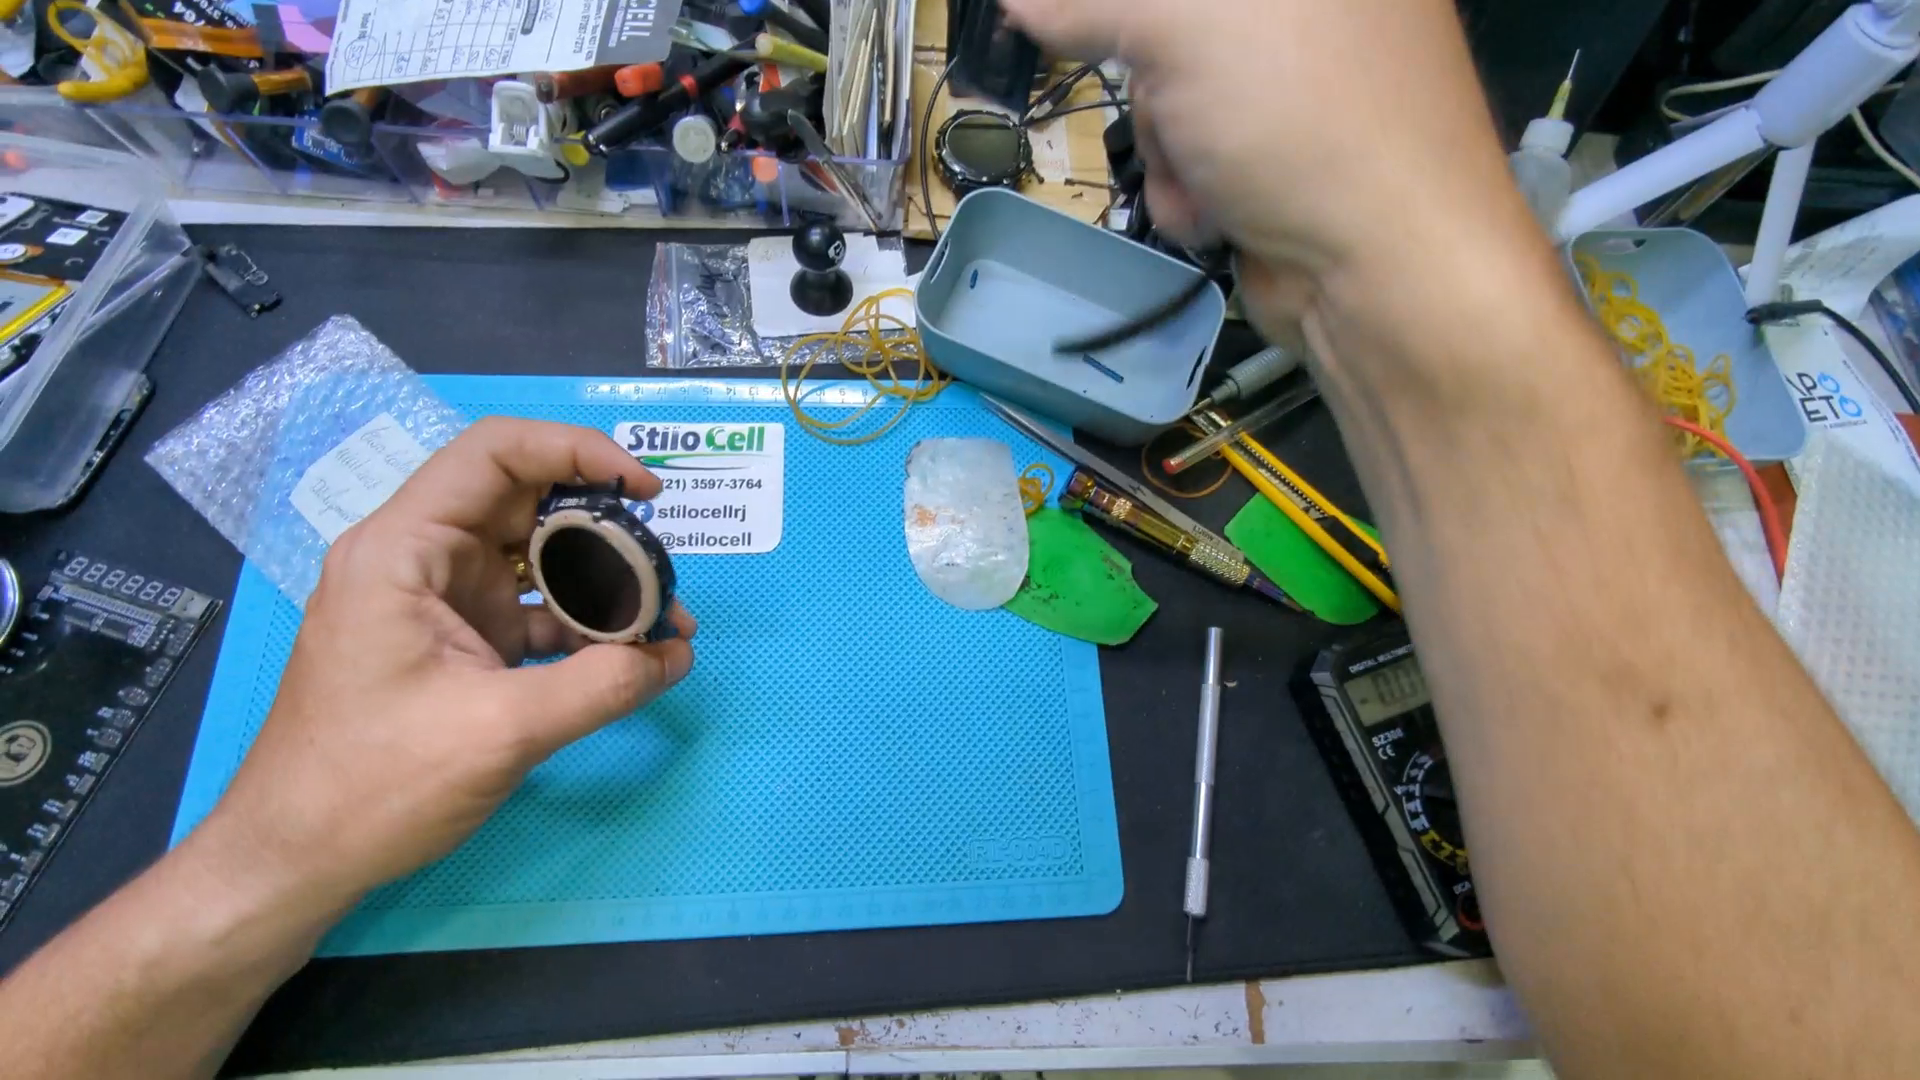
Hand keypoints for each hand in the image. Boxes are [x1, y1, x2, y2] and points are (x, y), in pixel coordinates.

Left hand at [197, 417, 696, 914]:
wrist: (295, 862)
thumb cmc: (371, 786)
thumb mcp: (501, 731)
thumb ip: (602, 686)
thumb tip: (678, 655)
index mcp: (406, 549)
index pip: (496, 454)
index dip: (579, 451)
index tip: (647, 492)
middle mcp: (426, 558)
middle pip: (532, 503)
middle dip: (608, 529)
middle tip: (663, 568)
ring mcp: (447, 599)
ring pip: (544, 558)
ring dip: (608, 583)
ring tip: (665, 620)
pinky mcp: (466, 640)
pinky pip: (541, 609)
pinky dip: (590, 626)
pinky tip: (633, 655)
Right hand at [1002, 0, 1543, 329]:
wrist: (1374, 266)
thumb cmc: (1295, 116)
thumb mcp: (1185, 28)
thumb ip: (1096, 3)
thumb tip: (1017, 2)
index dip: (1126, 14)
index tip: (1107, 40)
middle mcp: (1303, 10)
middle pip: (1164, 32)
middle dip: (1153, 85)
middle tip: (1181, 111)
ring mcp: (1288, 92)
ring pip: (1169, 105)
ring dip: (1169, 154)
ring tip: (1211, 180)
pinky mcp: (1272, 162)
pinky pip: (1193, 163)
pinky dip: (1190, 196)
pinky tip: (1223, 214)